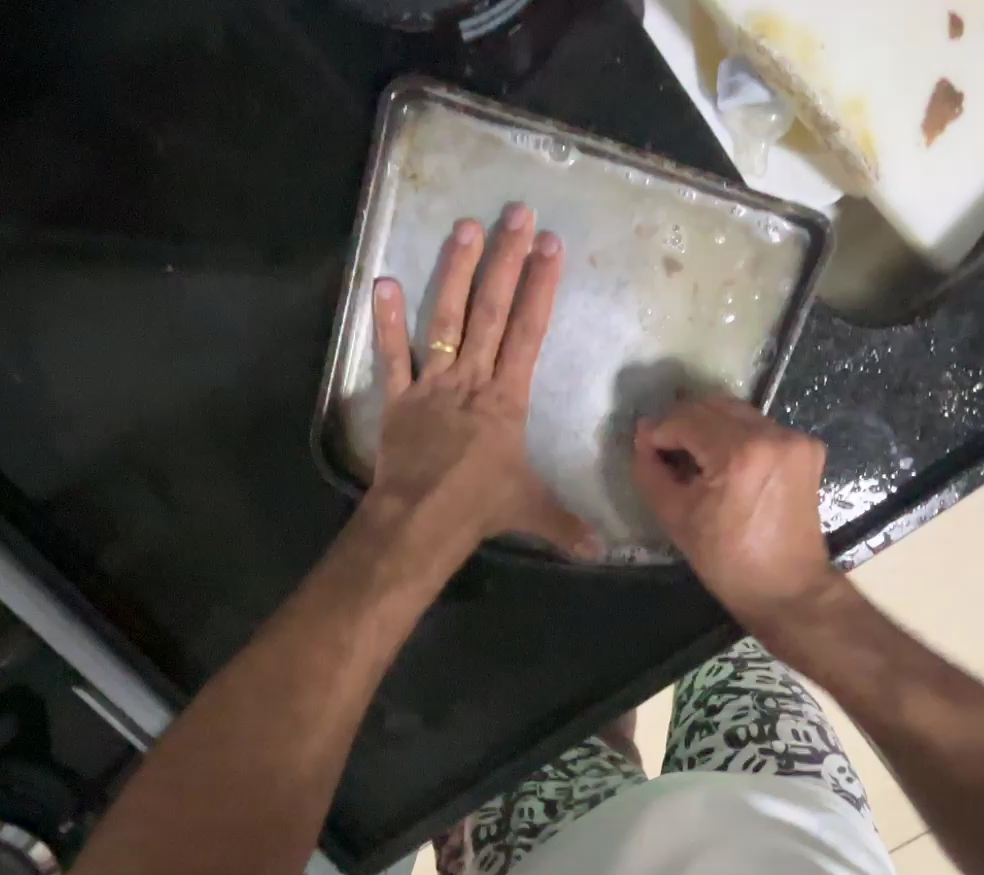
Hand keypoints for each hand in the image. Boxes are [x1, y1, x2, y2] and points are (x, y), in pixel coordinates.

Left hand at [365, 203, 594, 558]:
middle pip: (490, 311)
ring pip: (444, 319)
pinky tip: (382, 283)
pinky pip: (392, 356)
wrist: (422, 519)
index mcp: (507, 398)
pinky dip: (386, 323)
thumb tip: (602, 553)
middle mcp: (472, 380)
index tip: (550, 245)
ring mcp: (432, 384)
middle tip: (516, 213)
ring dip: (454, 272)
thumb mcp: (531, 511)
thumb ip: (567, 525)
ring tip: (465, 227)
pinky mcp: (398, 398)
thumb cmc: (480, 509)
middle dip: (506, 260)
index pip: (528, 332)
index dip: (540, 287)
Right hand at [631, 396, 837, 623]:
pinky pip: (759, 427)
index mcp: (740, 453)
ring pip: (736, 412)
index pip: (686, 419)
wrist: (786, 588)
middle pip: (713, 406)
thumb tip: (642, 440)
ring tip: (691, 457)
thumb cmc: (727, 561)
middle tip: (663, 449)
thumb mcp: (675, 517)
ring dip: (708, 427)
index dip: (658, 430)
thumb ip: (650, 471)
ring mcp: (794, 439)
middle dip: (682, 423)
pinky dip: (735, 437)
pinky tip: (722, 464)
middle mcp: (772, 435)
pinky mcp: (806, 448)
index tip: (643, 448)